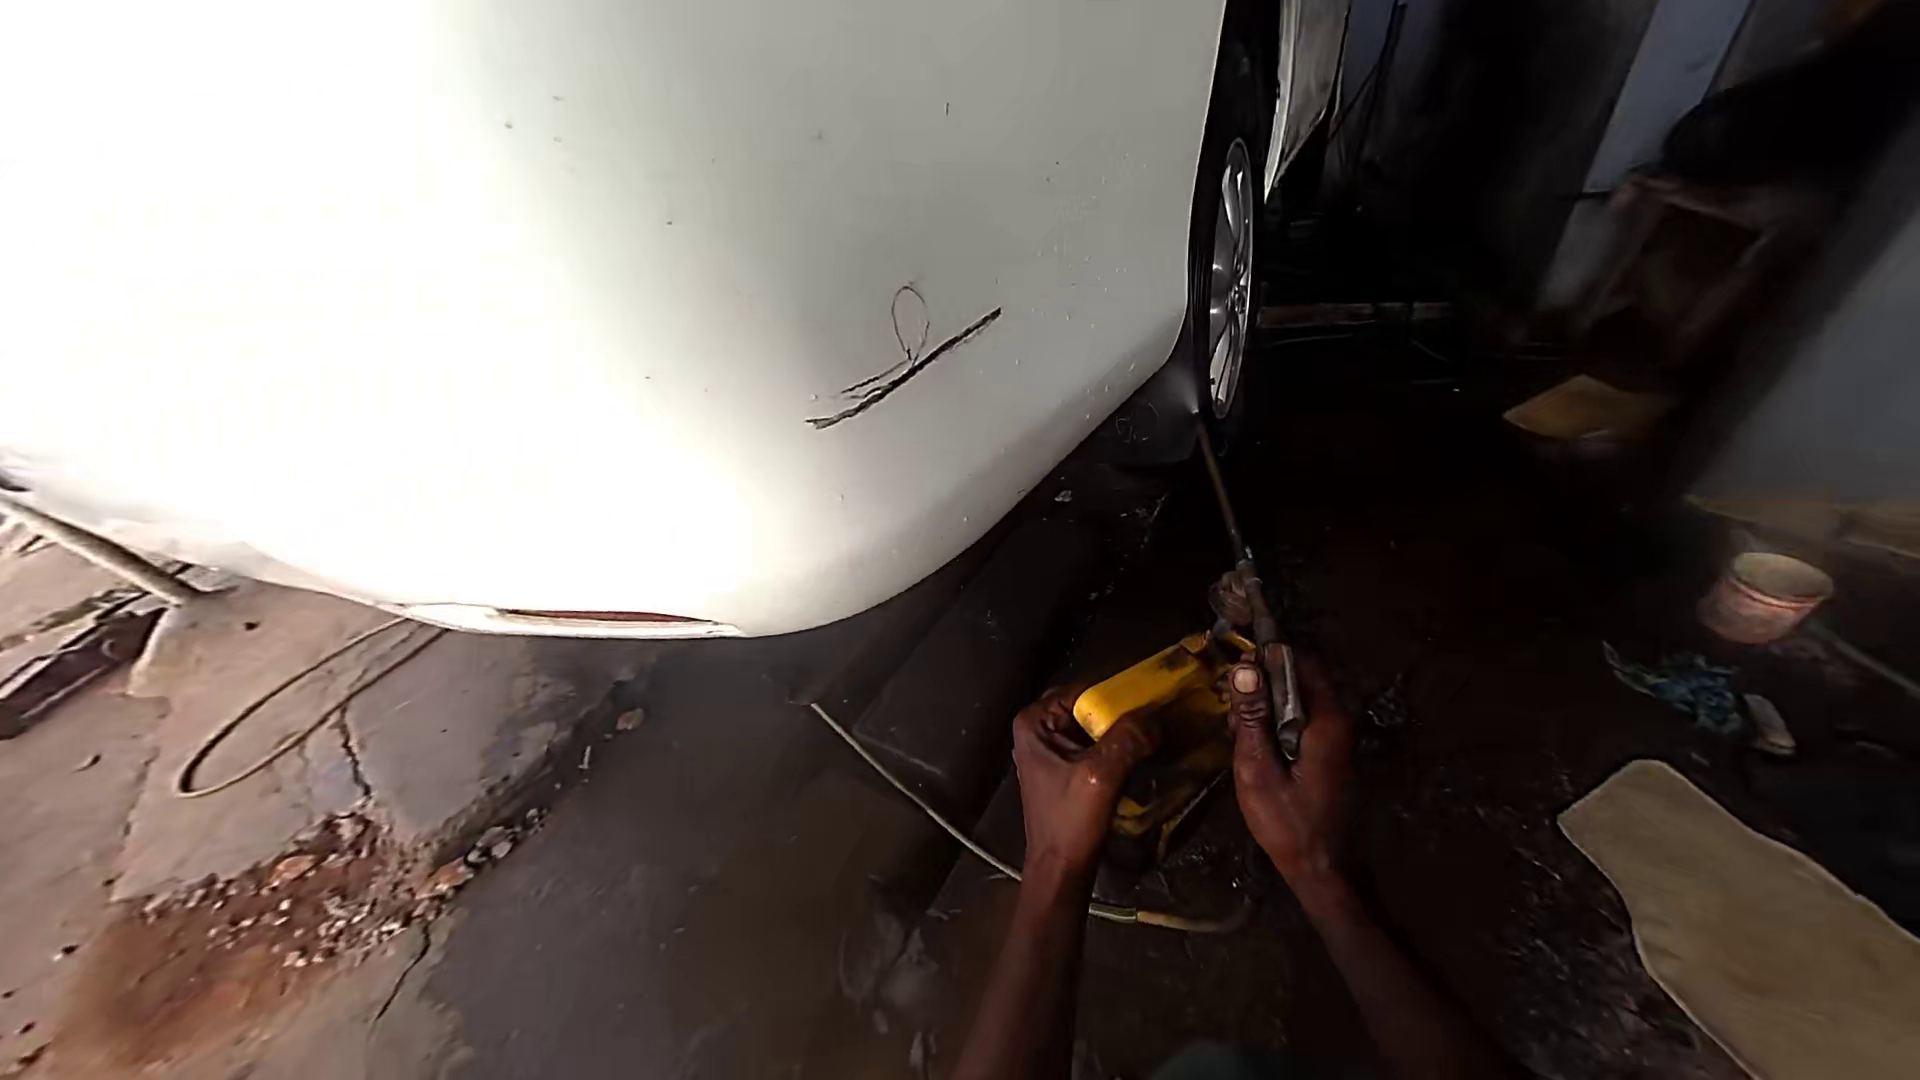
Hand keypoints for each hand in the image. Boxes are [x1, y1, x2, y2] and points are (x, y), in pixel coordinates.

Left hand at [1011, 687, 1159, 877]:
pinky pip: (1091, 743)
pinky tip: (1139, 746)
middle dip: (1118, 706)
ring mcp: (1048, 748)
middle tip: (1154, 704)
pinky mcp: (1062, 766)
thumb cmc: (1070, 822)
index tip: (1148, 687)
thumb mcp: (1100, 776)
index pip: (1079, 689)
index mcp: (1034, 722)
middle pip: (1084, 705)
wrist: (1060, 870)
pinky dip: (1114, 743)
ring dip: (1118, 726)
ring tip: (1152, 723)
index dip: (1114, 688)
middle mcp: (1037, 728)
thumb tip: (1154, 717)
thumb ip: (1126, 741)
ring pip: (1089, 724)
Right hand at [1228, 653, 1354, 888]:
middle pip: (1300, 678)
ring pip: (1298, 698)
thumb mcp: (1259, 769)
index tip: (1236, 663)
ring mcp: (1337, 740)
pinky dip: (1275, 718)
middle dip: (1262, 678)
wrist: (1325, 873)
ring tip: (1236, 720)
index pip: (1303, 662)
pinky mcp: (1329, 753)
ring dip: (1266, 700)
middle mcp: (1339, 723)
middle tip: (1229, 696)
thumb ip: (1251, 718)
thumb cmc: (1289, 823)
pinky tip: (1252, 739)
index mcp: (1327, 722)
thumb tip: (1245, 668)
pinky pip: (1300, 718)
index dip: (1268, 654)